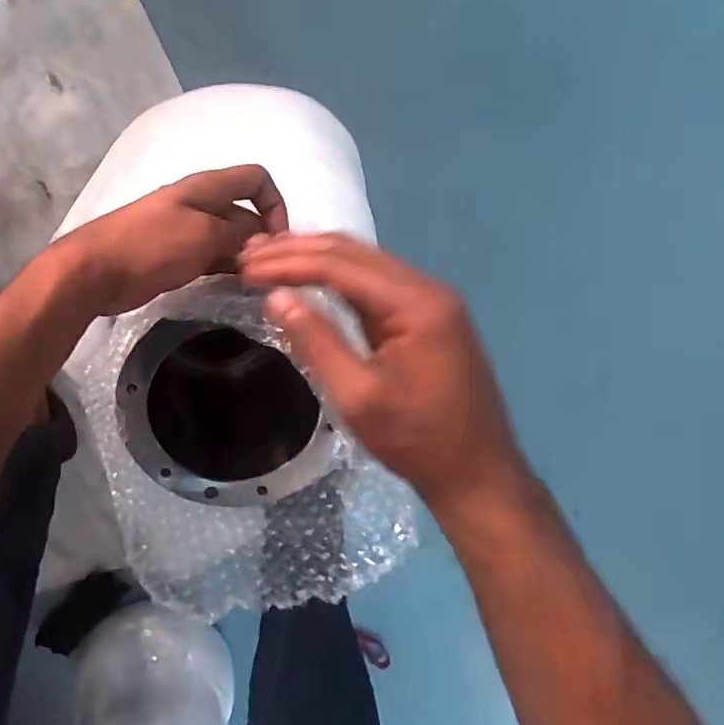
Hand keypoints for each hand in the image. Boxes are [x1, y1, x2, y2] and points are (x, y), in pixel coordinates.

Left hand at [48, 165, 288, 318]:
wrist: (94, 271)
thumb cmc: (150, 245)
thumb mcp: (203, 235)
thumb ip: (238, 236)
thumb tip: (261, 244)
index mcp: (205, 188)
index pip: (255, 179)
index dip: (274, 203)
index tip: (278, 240)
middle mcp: (199, 204)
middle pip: (244, 213)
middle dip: (261, 237)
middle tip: (269, 273)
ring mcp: (186, 231)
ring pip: (228, 238)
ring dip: (245, 256)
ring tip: (257, 283)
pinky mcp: (175, 256)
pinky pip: (211, 257)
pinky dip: (226, 268)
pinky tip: (235, 286)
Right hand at [238, 233, 527, 515]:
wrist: (479, 474)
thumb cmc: (417, 441)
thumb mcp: (357, 397)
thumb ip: (316, 341)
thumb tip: (275, 296)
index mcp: (416, 303)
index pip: (340, 265)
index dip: (288, 263)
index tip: (245, 267)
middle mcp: (427, 287)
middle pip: (353, 251)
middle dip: (297, 250)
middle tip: (248, 254)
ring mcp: (430, 298)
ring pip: (363, 260)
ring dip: (315, 256)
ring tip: (267, 256)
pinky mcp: (426, 313)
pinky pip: (374, 280)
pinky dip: (336, 274)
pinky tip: (307, 275)